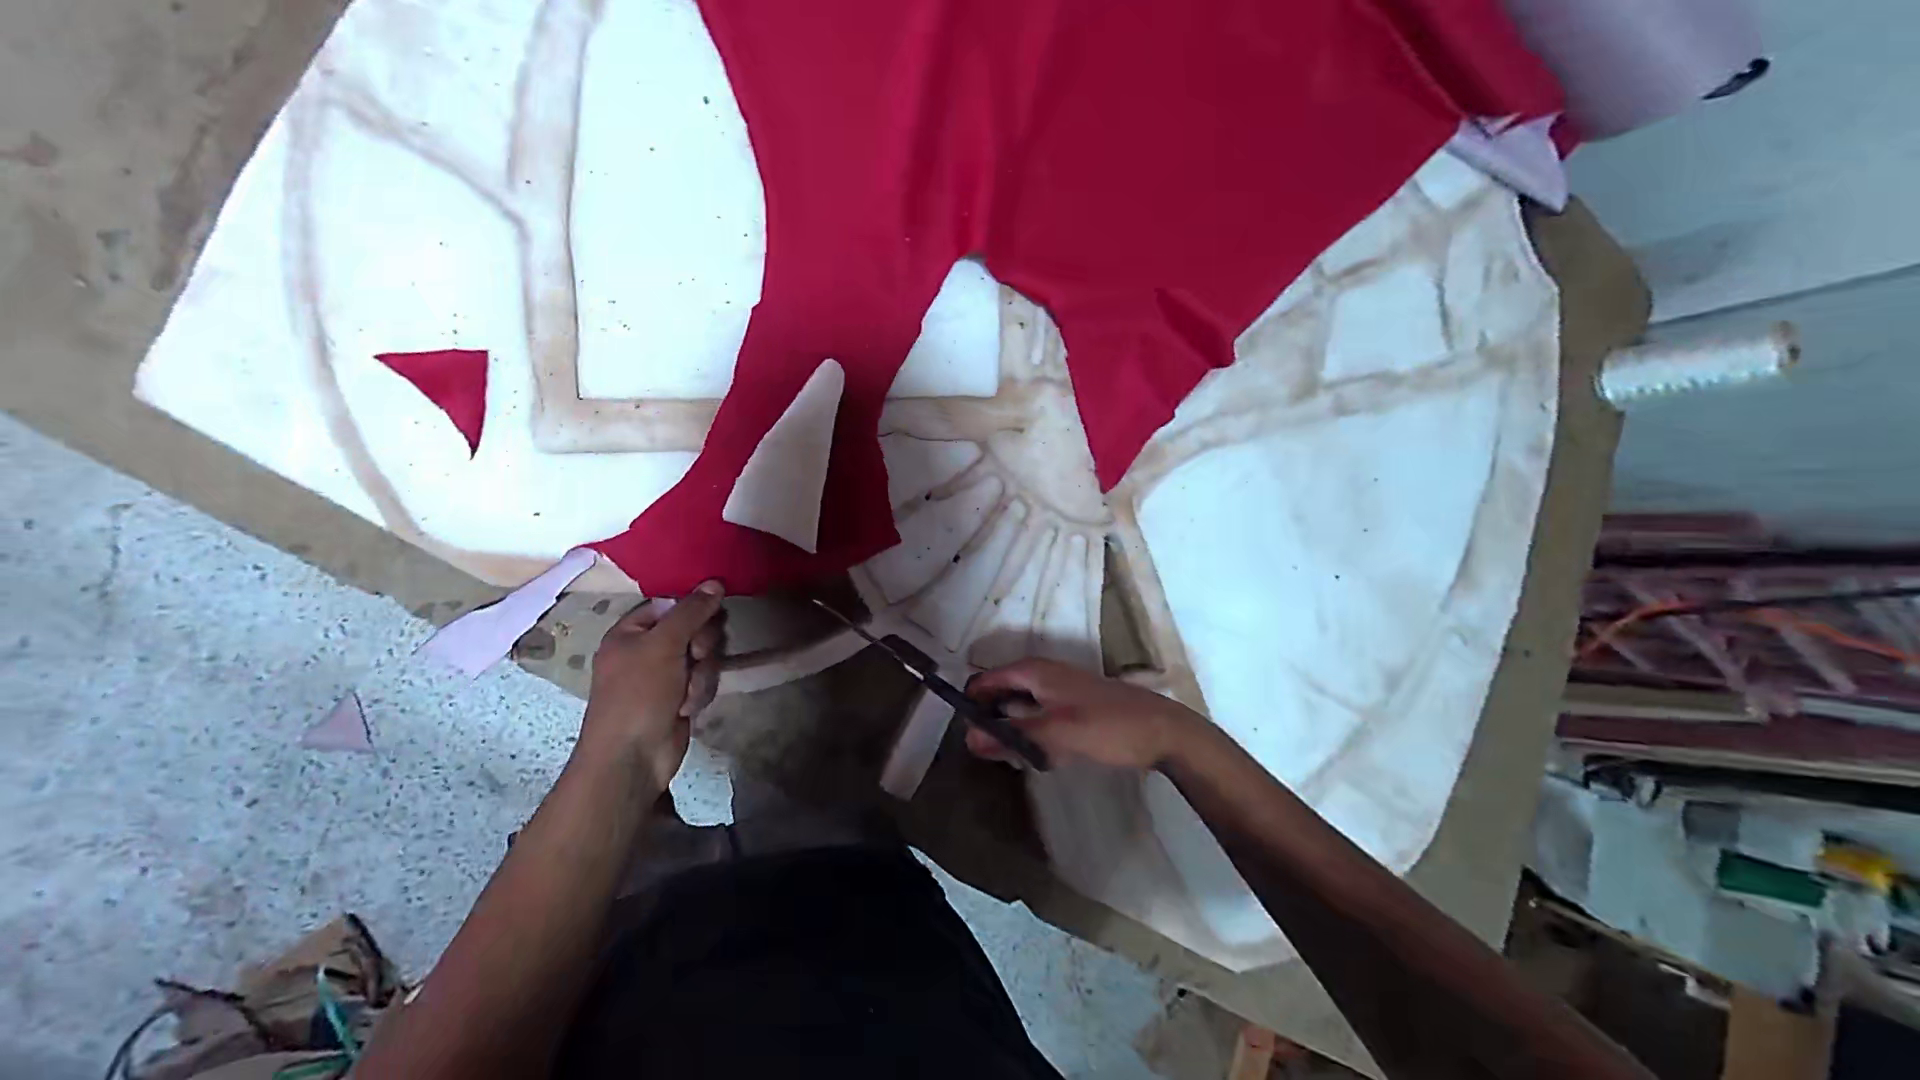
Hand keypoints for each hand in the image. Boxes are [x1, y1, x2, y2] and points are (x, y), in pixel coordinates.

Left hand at [577, 581, 725, 789]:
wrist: (633, 757)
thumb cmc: (638, 694)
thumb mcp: (663, 645)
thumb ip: (691, 611)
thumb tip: (715, 581)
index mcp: (630, 632)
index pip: (670, 605)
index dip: (692, 608)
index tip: (711, 612)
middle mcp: (647, 650)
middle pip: (693, 628)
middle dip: (701, 645)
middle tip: (696, 655)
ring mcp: (665, 675)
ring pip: (704, 656)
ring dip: (702, 674)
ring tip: (687, 693)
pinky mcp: (680, 696)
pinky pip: (703, 680)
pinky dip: (700, 692)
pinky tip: (687, 709)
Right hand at [964, 658, 1207, 770]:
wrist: (1164, 731)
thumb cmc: (1108, 726)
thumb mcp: (1056, 733)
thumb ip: (1012, 736)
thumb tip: (968, 739)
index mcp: (1034, 672)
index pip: (985, 681)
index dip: (971, 705)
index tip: (967, 736)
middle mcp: (1043, 675)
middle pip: (1000, 694)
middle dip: (990, 721)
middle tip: (991, 753)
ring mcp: (1059, 691)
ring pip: (1020, 708)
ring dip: (1013, 732)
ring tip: (1017, 758)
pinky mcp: (1073, 708)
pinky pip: (1039, 719)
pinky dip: (1034, 736)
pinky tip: (1043, 757)